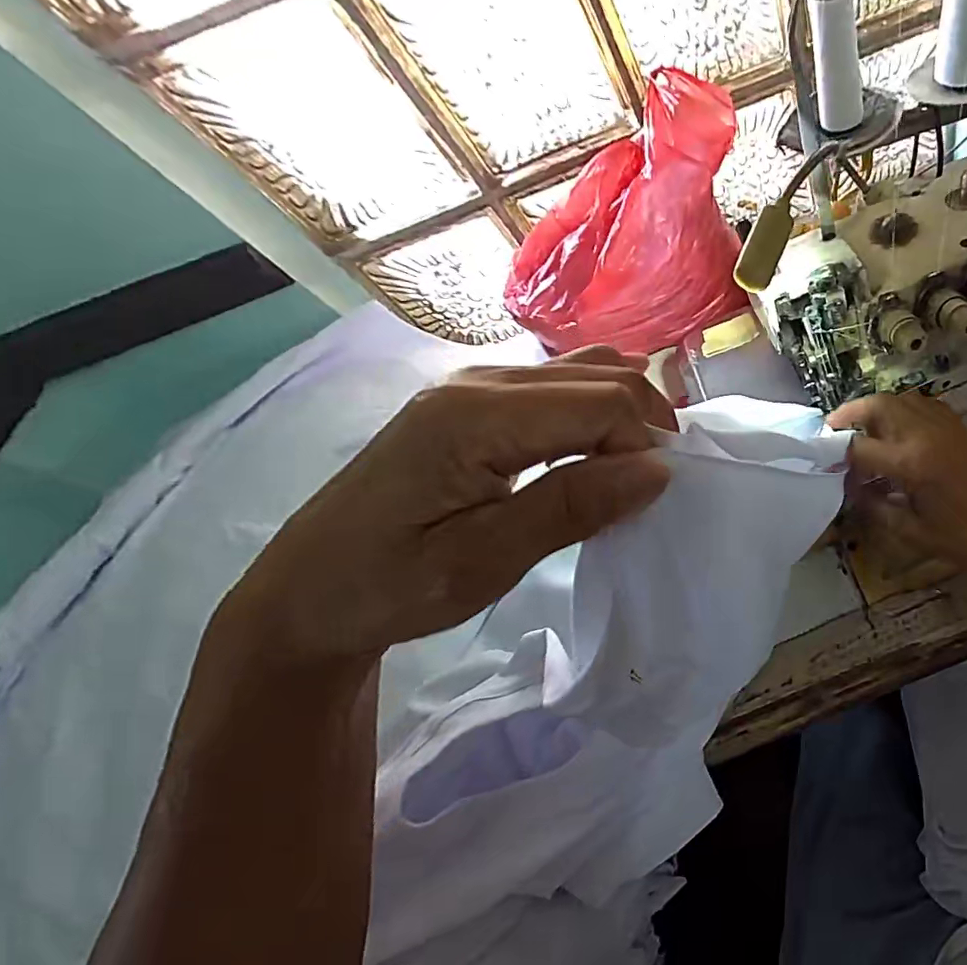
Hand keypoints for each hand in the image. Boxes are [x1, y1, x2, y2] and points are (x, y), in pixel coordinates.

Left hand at [220, 346, 675, 669]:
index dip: (643, 443)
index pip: (599, 403)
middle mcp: (477, 381)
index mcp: (475, 415)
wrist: (309, 592)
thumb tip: (658, 468)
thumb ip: (571, 507)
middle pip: (596, 378)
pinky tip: (598, 448)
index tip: (653, 500)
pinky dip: (593, 412)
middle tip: (655, 488)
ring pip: (580, 374)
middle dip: (642, 424)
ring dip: (622, 413)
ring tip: (634, 469)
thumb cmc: (390, 586)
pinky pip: (554, 388)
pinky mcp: (471, 402)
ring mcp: (472, 385)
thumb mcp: (483, 561)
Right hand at [828, 392, 966, 576]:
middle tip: (831, 433)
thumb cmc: (964, 539)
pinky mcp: (954, 426)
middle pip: (875, 406)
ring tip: (859, 432)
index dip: (835, 454)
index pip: (858, 447)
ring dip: (872, 410)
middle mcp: (923, 434)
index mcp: (911, 462)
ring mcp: (941, 425)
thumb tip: (849, 487)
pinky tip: (892, 431)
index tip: (822, 464)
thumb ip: (874, 506)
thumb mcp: (911, 531)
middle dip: (847, 415)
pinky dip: (898, 409)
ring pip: (896, 399)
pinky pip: (918, 403)